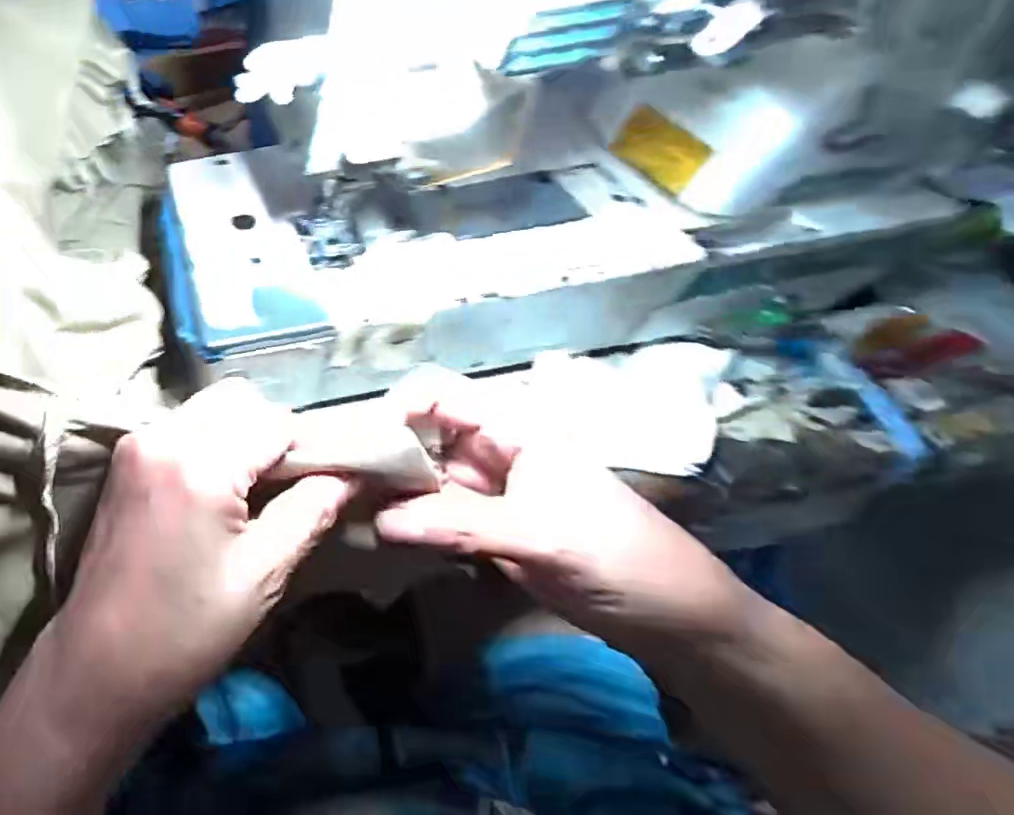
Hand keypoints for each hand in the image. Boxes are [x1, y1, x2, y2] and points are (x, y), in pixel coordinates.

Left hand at [50, 379, 354, 727]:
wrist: (98, 664)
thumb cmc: (185, 630)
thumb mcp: (260, 576)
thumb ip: (309, 513)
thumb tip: (348, 476)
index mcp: (199, 465)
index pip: (275, 422)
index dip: (306, 450)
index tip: (319, 483)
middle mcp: (163, 436)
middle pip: (240, 401)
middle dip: (271, 434)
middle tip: (284, 487)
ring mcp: (138, 442)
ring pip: (211, 407)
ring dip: (240, 433)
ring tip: (251, 490)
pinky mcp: (125, 456)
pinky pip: (184, 424)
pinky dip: (211, 440)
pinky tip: (217, 487)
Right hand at [373, 365, 763, 660]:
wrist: (674, 618)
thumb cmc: (619, 556)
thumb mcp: (540, 535)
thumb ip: (460, 525)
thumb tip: (381, 521)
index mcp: (511, 426)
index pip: (438, 394)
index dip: (397, 408)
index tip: (364, 445)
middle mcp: (491, 447)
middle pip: (421, 431)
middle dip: (382, 449)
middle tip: (340, 479)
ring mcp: (486, 487)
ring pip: (423, 472)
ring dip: (389, 486)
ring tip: (347, 506)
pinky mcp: (484, 523)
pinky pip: (434, 511)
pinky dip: (407, 518)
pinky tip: (378, 530)